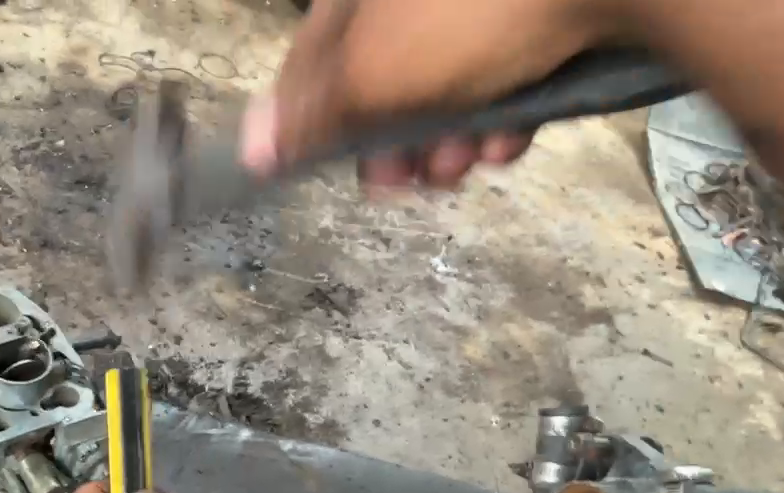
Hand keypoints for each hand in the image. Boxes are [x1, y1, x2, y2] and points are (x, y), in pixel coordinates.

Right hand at [241, 0, 617, 185]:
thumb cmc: (465, 17)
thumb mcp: (366, 77)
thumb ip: (305, 117)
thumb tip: (250, 150)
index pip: (306, 71)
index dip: (302, 128)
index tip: (310, 172)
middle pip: (374, 90)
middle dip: (386, 148)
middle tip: (399, 184)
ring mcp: (472, 6)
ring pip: (437, 95)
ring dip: (443, 147)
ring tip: (463, 166)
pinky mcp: (532, 18)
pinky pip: (496, 81)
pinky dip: (496, 120)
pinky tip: (508, 140)